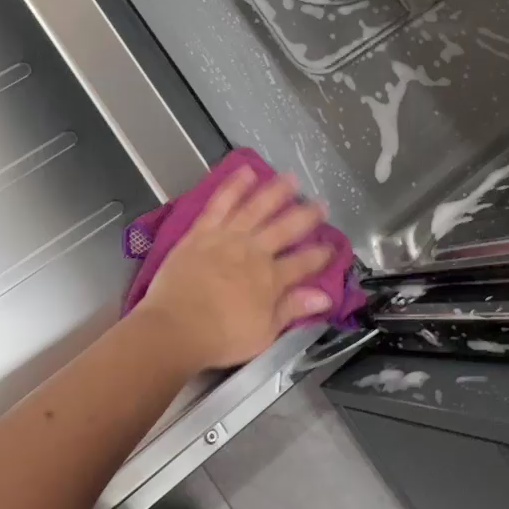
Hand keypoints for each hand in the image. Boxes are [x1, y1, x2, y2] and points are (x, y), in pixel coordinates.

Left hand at [134, 166, 334, 370]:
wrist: (176, 326)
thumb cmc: (221, 337)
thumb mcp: (265, 332)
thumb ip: (292, 309)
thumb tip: (324, 296)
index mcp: (272, 279)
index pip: (303, 263)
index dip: (320, 255)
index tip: (332, 247)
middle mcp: (254, 251)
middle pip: (284, 228)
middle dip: (305, 216)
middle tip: (320, 203)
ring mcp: (227, 237)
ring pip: (256, 208)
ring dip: (275, 191)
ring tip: (289, 177)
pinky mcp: (201, 231)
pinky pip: (220, 203)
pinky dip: (234, 186)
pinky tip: (245, 172)